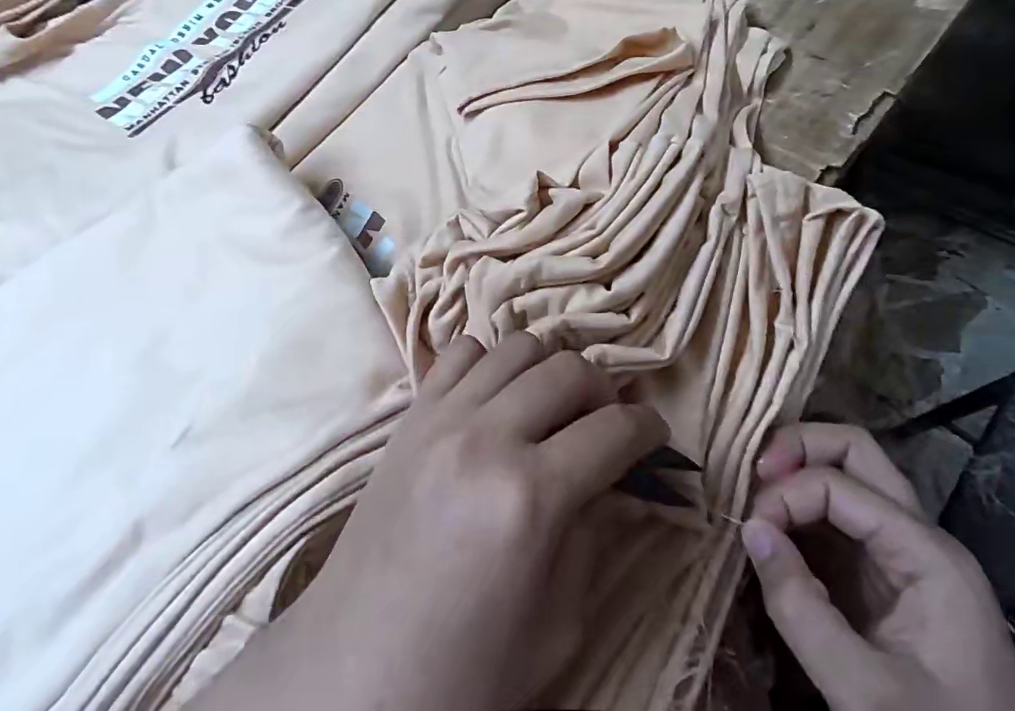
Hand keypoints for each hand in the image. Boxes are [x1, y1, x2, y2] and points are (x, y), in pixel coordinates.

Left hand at [192, 332, 667, 710]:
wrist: (359, 667)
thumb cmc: (468, 664)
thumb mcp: (557, 622)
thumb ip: (597, 537)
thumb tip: (630, 486)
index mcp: (529, 497)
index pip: (614, 430)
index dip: (648, 428)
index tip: (655, 436)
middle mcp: (484, 438)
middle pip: (568, 370)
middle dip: (603, 391)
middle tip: (606, 424)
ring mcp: (439, 418)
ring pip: (515, 347)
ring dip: (549, 369)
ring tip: (553, 408)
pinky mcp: (408, 417)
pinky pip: (458, 353)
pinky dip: (490, 361)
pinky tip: (496, 400)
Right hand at [740, 424, 1014, 710]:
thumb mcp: (863, 690)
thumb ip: (800, 608)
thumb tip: (749, 529)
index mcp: (928, 555)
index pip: (837, 484)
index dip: (784, 495)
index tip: (749, 533)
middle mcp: (922, 539)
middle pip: (855, 452)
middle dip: (797, 448)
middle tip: (751, 474)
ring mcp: (908, 556)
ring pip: (851, 476)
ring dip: (800, 473)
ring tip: (756, 495)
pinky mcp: (891, 578)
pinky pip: (844, 517)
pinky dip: (804, 508)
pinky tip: (777, 526)